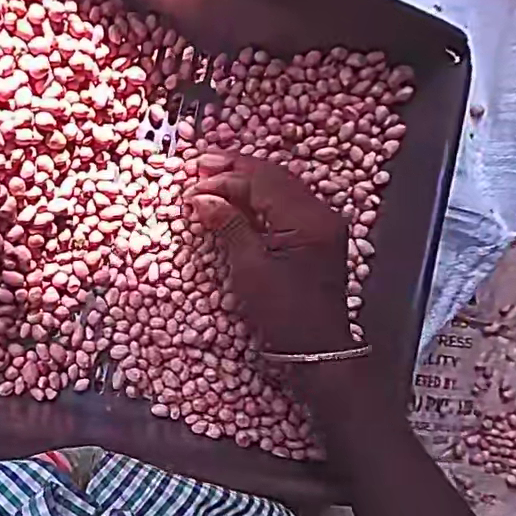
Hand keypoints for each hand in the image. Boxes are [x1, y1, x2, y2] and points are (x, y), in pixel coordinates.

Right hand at [186, 152, 353, 354]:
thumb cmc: (284, 315)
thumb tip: (201, 198)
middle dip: (235, 170)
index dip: (226, 177)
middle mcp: (321, 214)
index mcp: (309, 220)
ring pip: (279, 187)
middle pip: (274, 177)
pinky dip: (257, 198)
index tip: (194, 183)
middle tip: (200, 165)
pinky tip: (235, 199)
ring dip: (245, 181)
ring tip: (211, 178)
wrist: (316, 350)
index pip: (264, 182)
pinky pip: (284, 204)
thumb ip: (229, 226)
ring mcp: (322, 223)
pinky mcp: (316, 235)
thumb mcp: (251, 269)